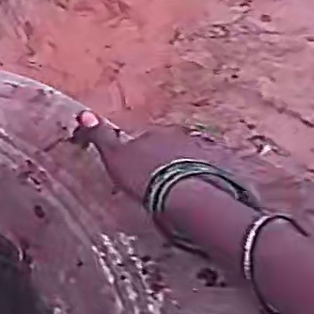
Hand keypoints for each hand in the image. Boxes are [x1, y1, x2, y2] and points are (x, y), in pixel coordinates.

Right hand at [71, 111, 243, 199]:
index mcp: (156, 135)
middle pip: (172, 150)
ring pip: (194, 164)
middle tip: (159, 182)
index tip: (137, 171)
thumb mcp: (115, 157)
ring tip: (181, 194)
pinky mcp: (229, 177)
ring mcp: (208, 157)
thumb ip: (100, 136)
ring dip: (188, 174)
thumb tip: (83, 113)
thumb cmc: (146, 176)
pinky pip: (215, 179)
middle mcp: (183, 140)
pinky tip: (202, 200)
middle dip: (167, 162)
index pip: (145, 140)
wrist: (190, 199)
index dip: (141, 155)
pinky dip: (209, 186)